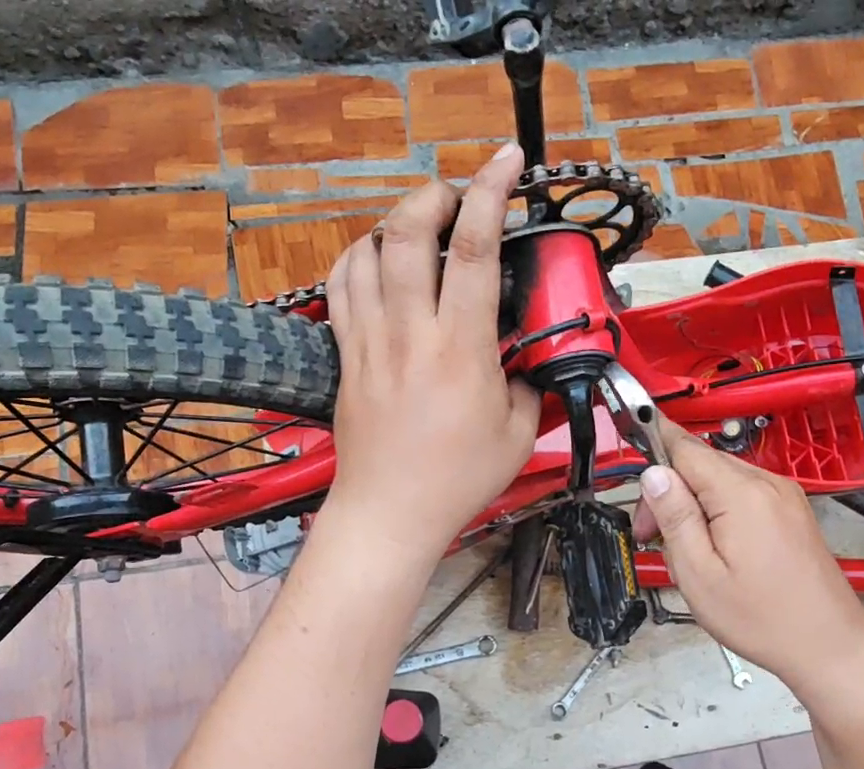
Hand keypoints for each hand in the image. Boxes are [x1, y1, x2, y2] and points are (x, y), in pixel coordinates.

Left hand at [321, 143, 541, 555]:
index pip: (477, 250)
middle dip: (434, 194)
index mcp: (462, 348)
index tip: (505, 160)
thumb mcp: (517, 434)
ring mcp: (371, 341)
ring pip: (367, 252)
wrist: (390, 512)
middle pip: (409, 231)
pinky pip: (340, 288)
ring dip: (394, 225)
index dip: (491, 192)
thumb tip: (519, 361)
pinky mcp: (346, 356)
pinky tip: (374, 262)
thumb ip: (524, 383)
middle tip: (456, 198)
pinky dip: (356, 260)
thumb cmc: (456, 480)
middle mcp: (411, 332)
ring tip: (418, 229)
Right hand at [635, 425, 863, 683]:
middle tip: (650, 535)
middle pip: (700, 464)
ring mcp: (783, 497)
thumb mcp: (699, 574)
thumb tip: (654, 474)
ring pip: (720, 480)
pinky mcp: (790, 512)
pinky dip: (717, 512)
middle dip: (668, 491)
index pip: (685, 448)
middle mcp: (767, 485)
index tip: (629, 438)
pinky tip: (711, 548)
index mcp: (741, 495)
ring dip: (691, 504)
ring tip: (683, 550)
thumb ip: (675, 517)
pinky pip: (742, 496)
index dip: (652, 447)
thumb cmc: (764, 619)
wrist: (827, 645)